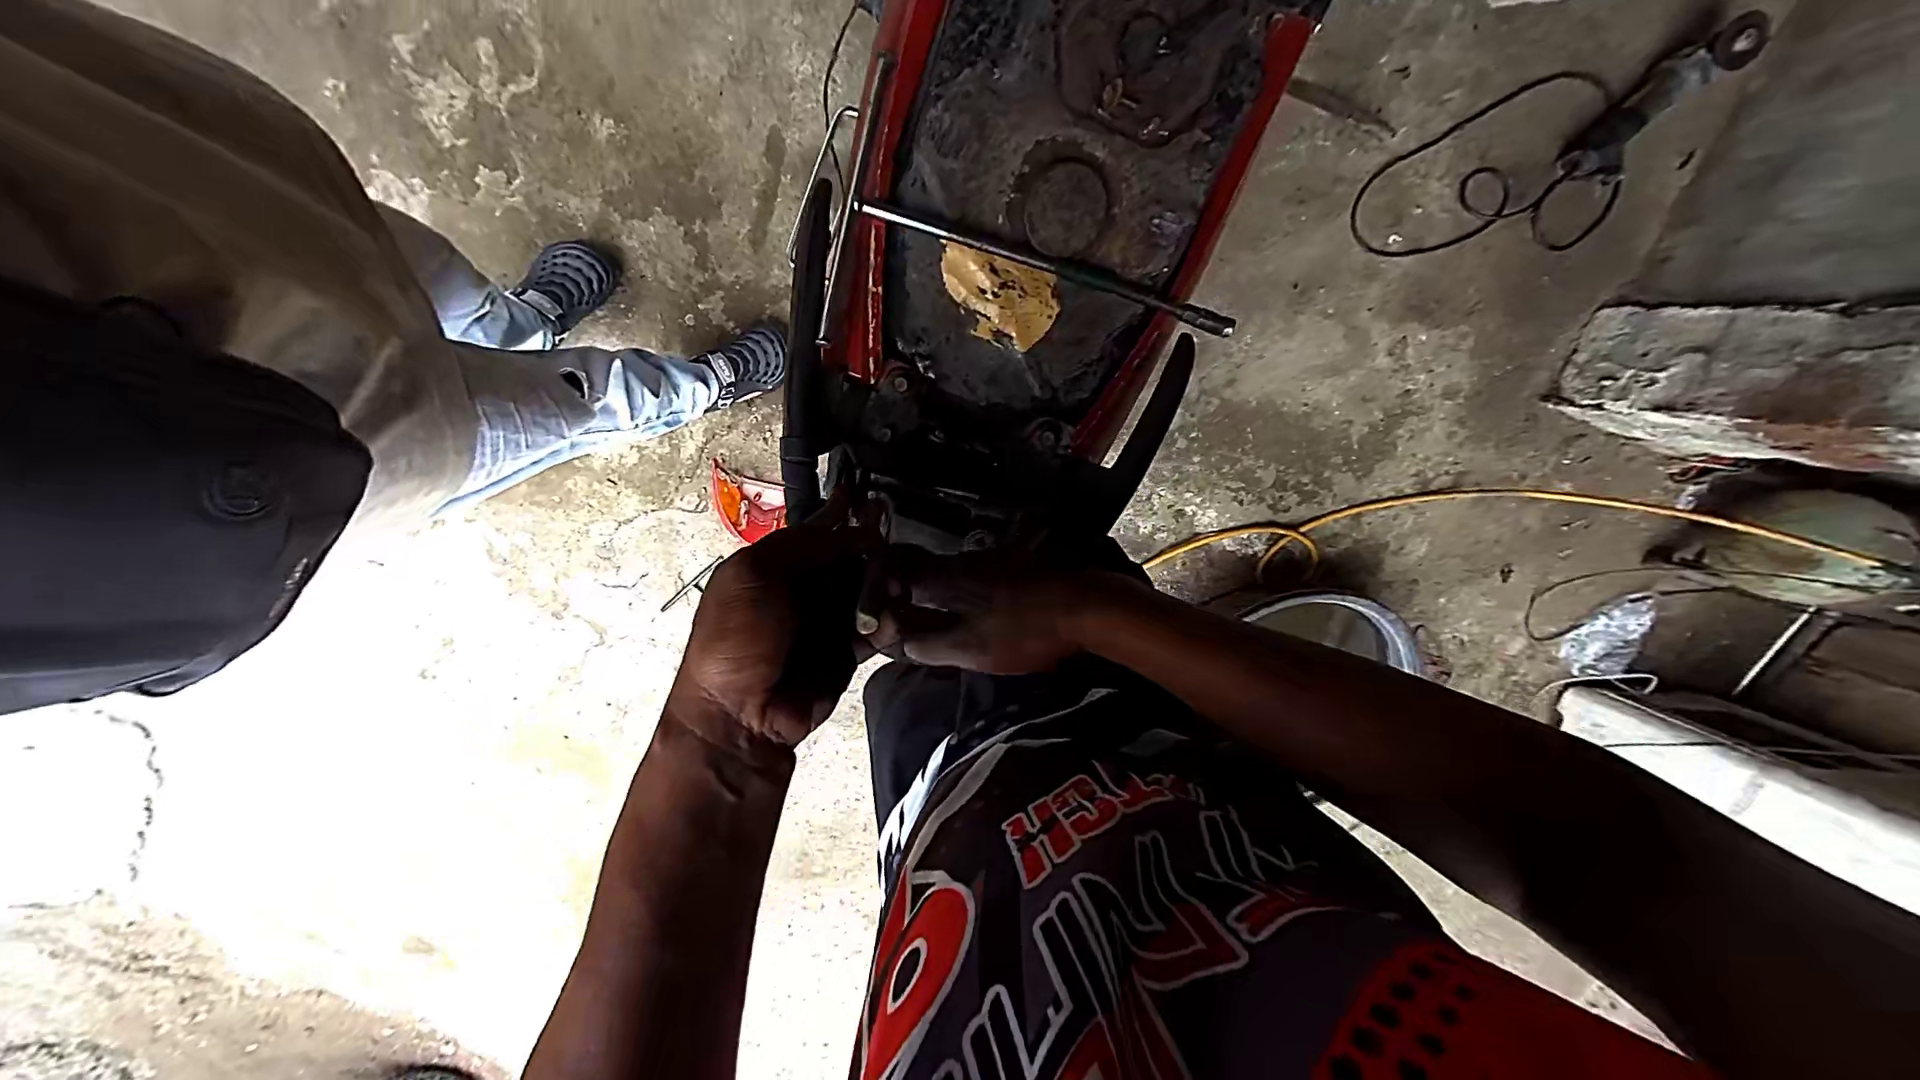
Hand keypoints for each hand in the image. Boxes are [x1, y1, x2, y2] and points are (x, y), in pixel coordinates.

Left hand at [674, 489, 878, 750]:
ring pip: (869, 589)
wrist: (741, 716)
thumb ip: (803, 544)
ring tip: (897, 582)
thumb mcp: (756, 576)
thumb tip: (851, 525)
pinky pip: (877, 628)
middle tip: (891, 545)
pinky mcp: (849, 649)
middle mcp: (804, 588)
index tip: (871, 498)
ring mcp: (828, 619)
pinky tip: (893, 617)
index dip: (843, 514)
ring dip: (884, 584)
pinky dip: (888, 622)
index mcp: (774, 564)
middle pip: (850, 557)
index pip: (817, 530)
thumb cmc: (736, 639)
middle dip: (872, 550)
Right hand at [864, 547, 1110, 673]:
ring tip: (948, 629)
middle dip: (914, 601)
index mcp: (946, 577)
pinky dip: (971, 598)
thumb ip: (928, 644)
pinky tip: (984, 618)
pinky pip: (979, 579)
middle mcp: (965, 560)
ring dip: (944, 601)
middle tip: (914, 630)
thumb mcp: (969, 648)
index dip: (884, 597)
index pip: (898, 573)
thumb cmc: (1024, 630)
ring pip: (954, 578)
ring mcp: (994, 559)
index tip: (886, 622)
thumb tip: (902, 641)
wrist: (1086, 607)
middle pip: (925, 575)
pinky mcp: (1017, 564)